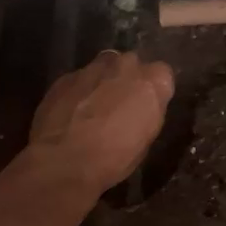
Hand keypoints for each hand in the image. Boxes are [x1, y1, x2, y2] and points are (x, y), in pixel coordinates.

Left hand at [25, 50, 174, 194]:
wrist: (63, 161)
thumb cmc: (113, 158)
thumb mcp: (145, 140)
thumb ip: (147, 113)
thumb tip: (141, 109)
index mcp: (154, 81)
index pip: (162, 74)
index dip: (153, 90)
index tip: (146, 105)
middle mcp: (127, 66)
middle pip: (132, 64)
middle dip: (128, 79)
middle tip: (120, 103)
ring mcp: (94, 68)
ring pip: (104, 67)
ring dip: (103, 81)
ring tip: (93, 106)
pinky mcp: (65, 78)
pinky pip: (79, 79)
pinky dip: (79, 91)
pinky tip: (70, 112)